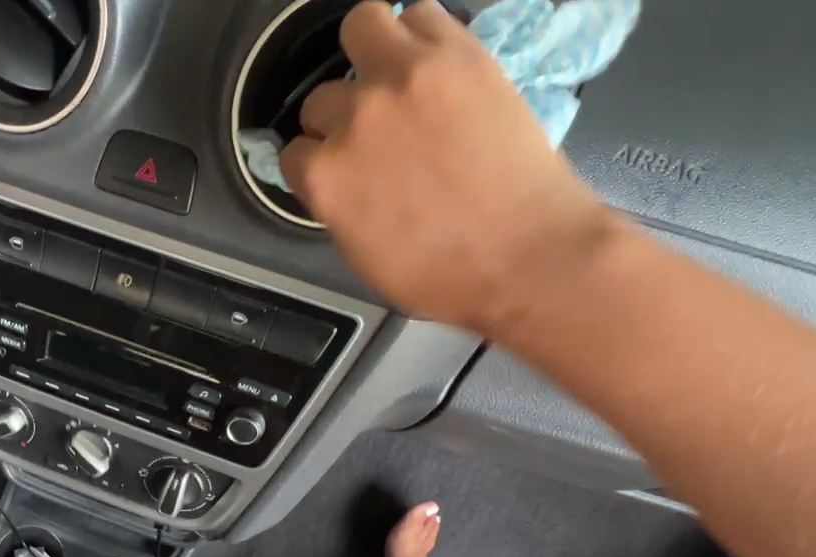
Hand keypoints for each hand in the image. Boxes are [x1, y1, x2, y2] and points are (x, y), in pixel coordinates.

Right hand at [278, 0, 619, 336]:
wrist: (522, 254)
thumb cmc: (439, 272)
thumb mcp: (361, 252)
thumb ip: (336, 203)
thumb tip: (338, 181)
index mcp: (324, 177)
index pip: (293, 152)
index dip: (315, 162)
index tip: (336, 167)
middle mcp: (354, 119)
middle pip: (321, 96)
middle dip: (339, 116)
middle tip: (371, 132)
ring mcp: (405, 78)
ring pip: (362, 26)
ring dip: (369, 51)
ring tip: (391, 77)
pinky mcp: (458, 54)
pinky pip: (421, 14)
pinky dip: (419, 34)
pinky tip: (429, 63)